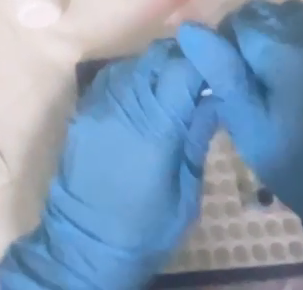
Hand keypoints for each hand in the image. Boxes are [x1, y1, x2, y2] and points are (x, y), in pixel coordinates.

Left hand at [0, 39, 216, 289]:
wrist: (83, 245)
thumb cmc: (145, 229)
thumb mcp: (187, 191)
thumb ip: (198, 137)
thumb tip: (216, 95)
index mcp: (154, 126)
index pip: (181, 68)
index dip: (204, 59)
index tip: (221, 63)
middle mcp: (122, 104)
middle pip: (155, 56)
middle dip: (182, 57)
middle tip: (201, 73)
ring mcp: (97, 103)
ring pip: (133, 61)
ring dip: (157, 65)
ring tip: (175, 84)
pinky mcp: (82, 109)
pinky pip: (112, 76)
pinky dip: (133, 76)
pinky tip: (146, 94)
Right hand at [177, 0, 302, 289]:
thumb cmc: (298, 168)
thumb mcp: (248, 127)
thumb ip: (220, 72)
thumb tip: (189, 28)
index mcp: (286, 52)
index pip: (240, 18)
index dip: (227, 43)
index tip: (230, 77)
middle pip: (268, 11)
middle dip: (253, 34)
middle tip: (253, 78)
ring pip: (297, 15)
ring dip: (281, 34)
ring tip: (281, 76)